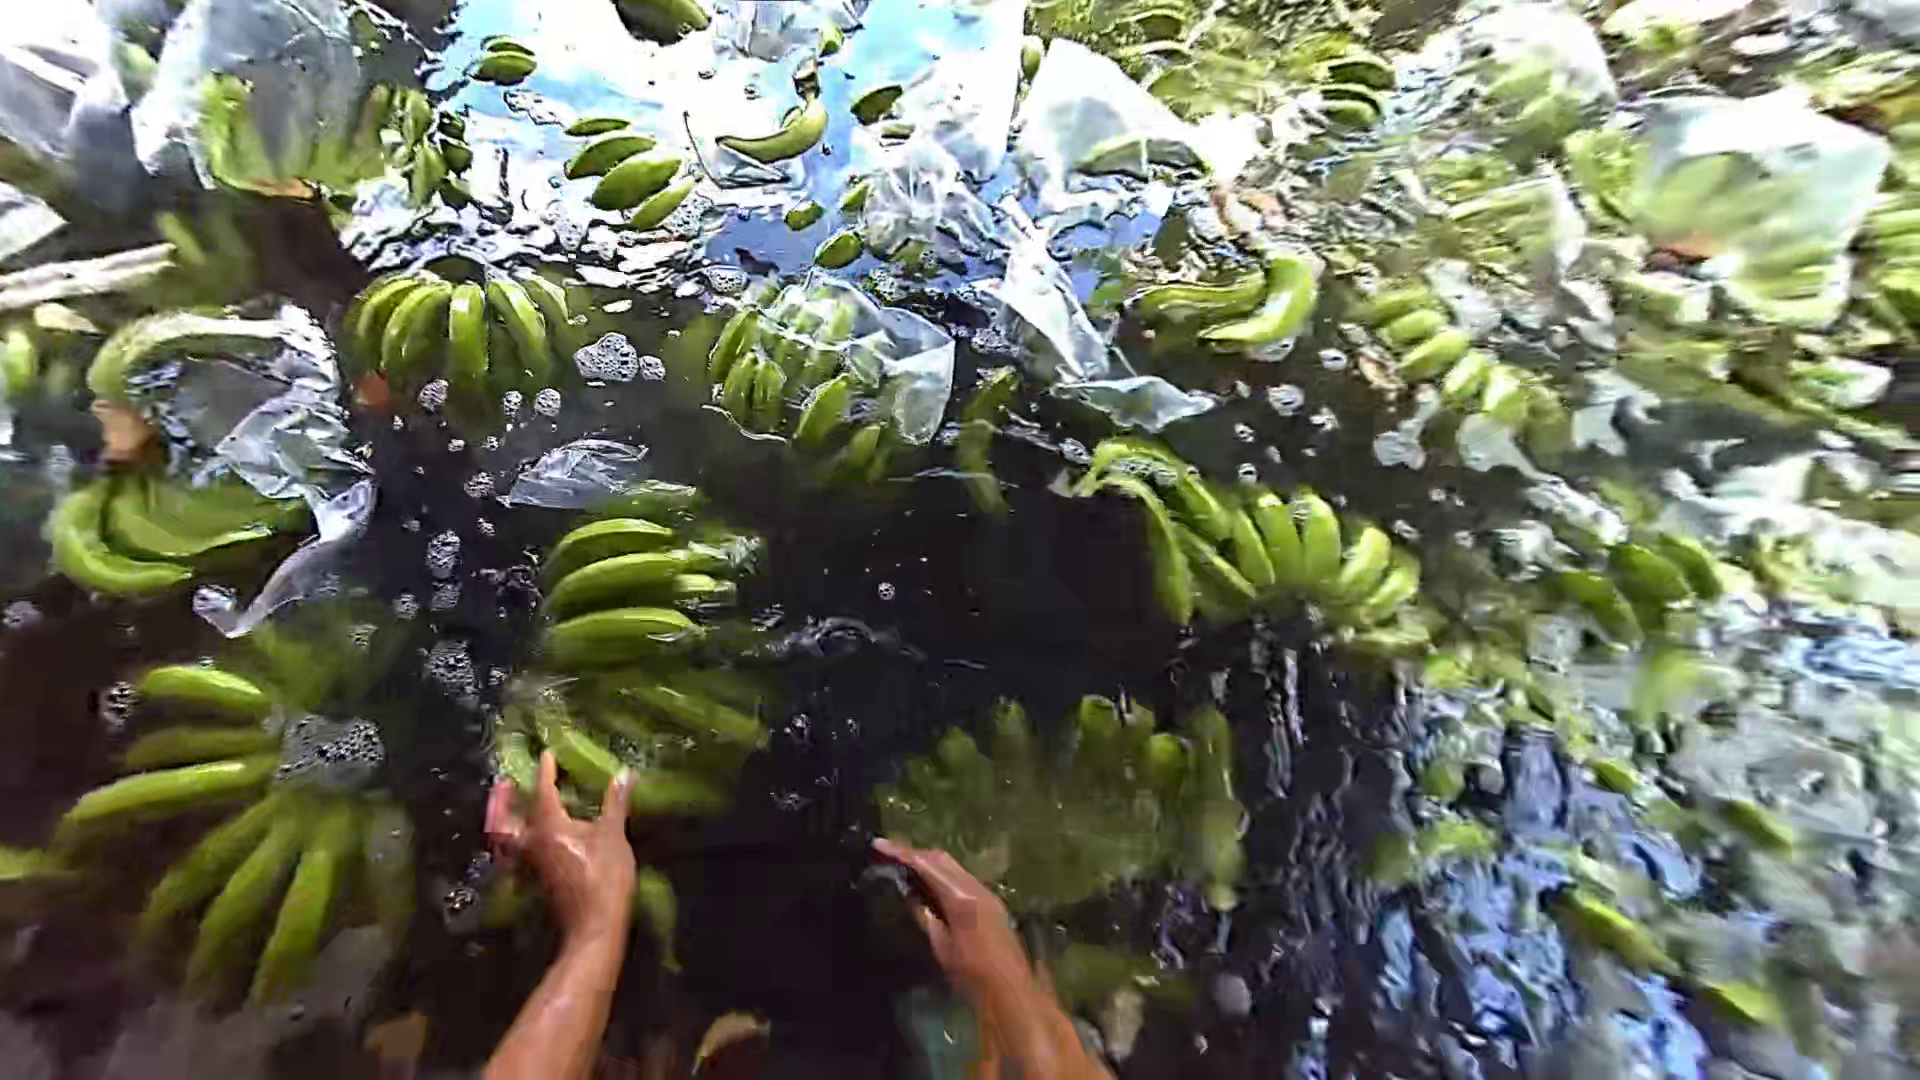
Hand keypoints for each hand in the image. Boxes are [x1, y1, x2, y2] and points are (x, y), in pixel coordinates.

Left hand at [487, 751, 635, 942]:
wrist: (593, 924)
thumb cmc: (604, 875)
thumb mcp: (614, 834)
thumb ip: (616, 802)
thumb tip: (624, 772)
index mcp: (549, 829)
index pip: (543, 793)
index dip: (545, 772)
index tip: (547, 754)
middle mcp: (533, 844)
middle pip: (507, 820)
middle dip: (503, 801)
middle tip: (502, 782)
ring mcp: (532, 864)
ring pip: (508, 838)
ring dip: (505, 820)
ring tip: (509, 806)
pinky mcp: (538, 877)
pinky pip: (517, 851)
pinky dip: (515, 838)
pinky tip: (528, 836)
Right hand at [871, 838, 1038, 1009]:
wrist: (1011, 988)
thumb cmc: (972, 975)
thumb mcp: (942, 947)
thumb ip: (925, 917)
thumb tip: (910, 895)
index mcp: (960, 896)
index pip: (926, 865)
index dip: (902, 852)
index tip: (880, 845)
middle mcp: (974, 885)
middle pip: (940, 858)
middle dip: (914, 853)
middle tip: (890, 854)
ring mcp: (985, 890)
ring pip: (952, 865)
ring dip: (928, 862)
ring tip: (905, 866)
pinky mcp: (989, 898)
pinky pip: (961, 876)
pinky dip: (942, 874)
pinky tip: (930, 883)